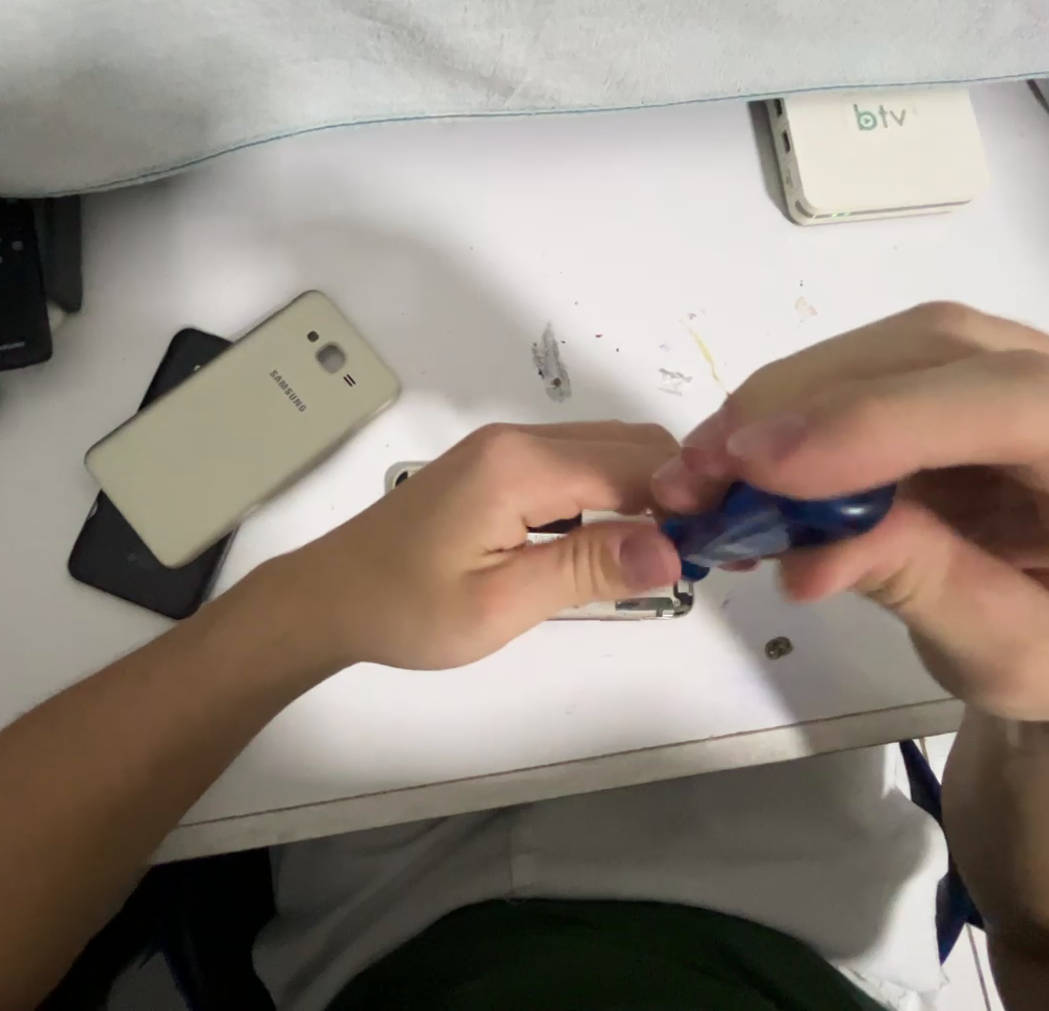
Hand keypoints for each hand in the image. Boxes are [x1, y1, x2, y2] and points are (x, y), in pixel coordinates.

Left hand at [257, 422, 683, 671]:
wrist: (330, 597)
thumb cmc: (406, 609)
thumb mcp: (501, 602)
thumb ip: (587, 568)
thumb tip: (674, 550)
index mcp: (520, 464)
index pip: (637, 464)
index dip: (688, 502)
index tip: (718, 553)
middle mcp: (516, 440)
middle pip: (627, 445)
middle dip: (673, 494)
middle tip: (692, 561)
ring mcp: (503, 449)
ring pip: (602, 452)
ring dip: (640, 495)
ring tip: (657, 558)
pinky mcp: (493, 468)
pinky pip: (571, 467)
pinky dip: (604, 496)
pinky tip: (607, 543)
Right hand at [652, 303, 1048, 726]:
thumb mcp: (1007, 661)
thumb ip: (921, 587)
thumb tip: (804, 550)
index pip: (1025, 406)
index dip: (883, 420)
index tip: (759, 464)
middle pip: (946, 350)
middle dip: (810, 400)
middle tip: (706, 463)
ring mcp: (1041, 381)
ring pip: (897, 346)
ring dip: (786, 398)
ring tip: (707, 463)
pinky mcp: (969, 389)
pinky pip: (870, 371)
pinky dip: (792, 410)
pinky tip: (743, 453)